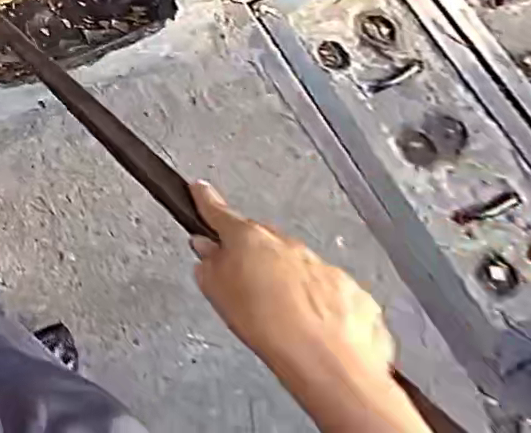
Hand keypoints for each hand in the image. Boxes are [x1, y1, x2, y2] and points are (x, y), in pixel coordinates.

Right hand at [189, 182, 424, 432]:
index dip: (204, 198)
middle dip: (252, 254)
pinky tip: (313, 325)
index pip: (217, 210)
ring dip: (288, 280)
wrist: (330, 368)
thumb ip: (208, 261)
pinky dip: (321, 303)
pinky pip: (331, 291)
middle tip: (244, 282)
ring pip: (299, 266)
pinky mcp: (359, 297)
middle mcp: (289, 246)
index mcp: (248, 238)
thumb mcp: (213, 288)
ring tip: (282, 314)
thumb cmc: (269, 328)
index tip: (199, 189)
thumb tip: (210, 250)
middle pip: (262, 240)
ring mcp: (327, 270)